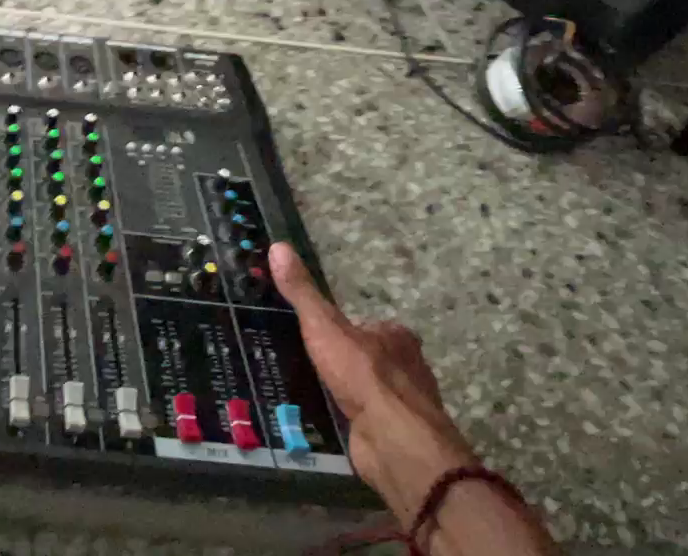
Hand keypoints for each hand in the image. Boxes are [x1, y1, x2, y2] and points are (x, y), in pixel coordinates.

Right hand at [269, 241, 479, 522]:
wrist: (395, 442)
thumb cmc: (363, 374)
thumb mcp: (323, 325)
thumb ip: (302, 292)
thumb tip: (278, 246)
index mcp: (397, 337)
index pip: (370, 326)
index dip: (345, 329)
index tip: (319, 336)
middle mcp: (409, 368)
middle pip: (372, 357)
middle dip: (346, 361)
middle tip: (311, 363)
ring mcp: (405, 405)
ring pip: (371, 391)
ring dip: (348, 392)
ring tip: (312, 390)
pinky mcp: (397, 436)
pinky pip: (369, 421)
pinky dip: (351, 419)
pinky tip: (329, 419)